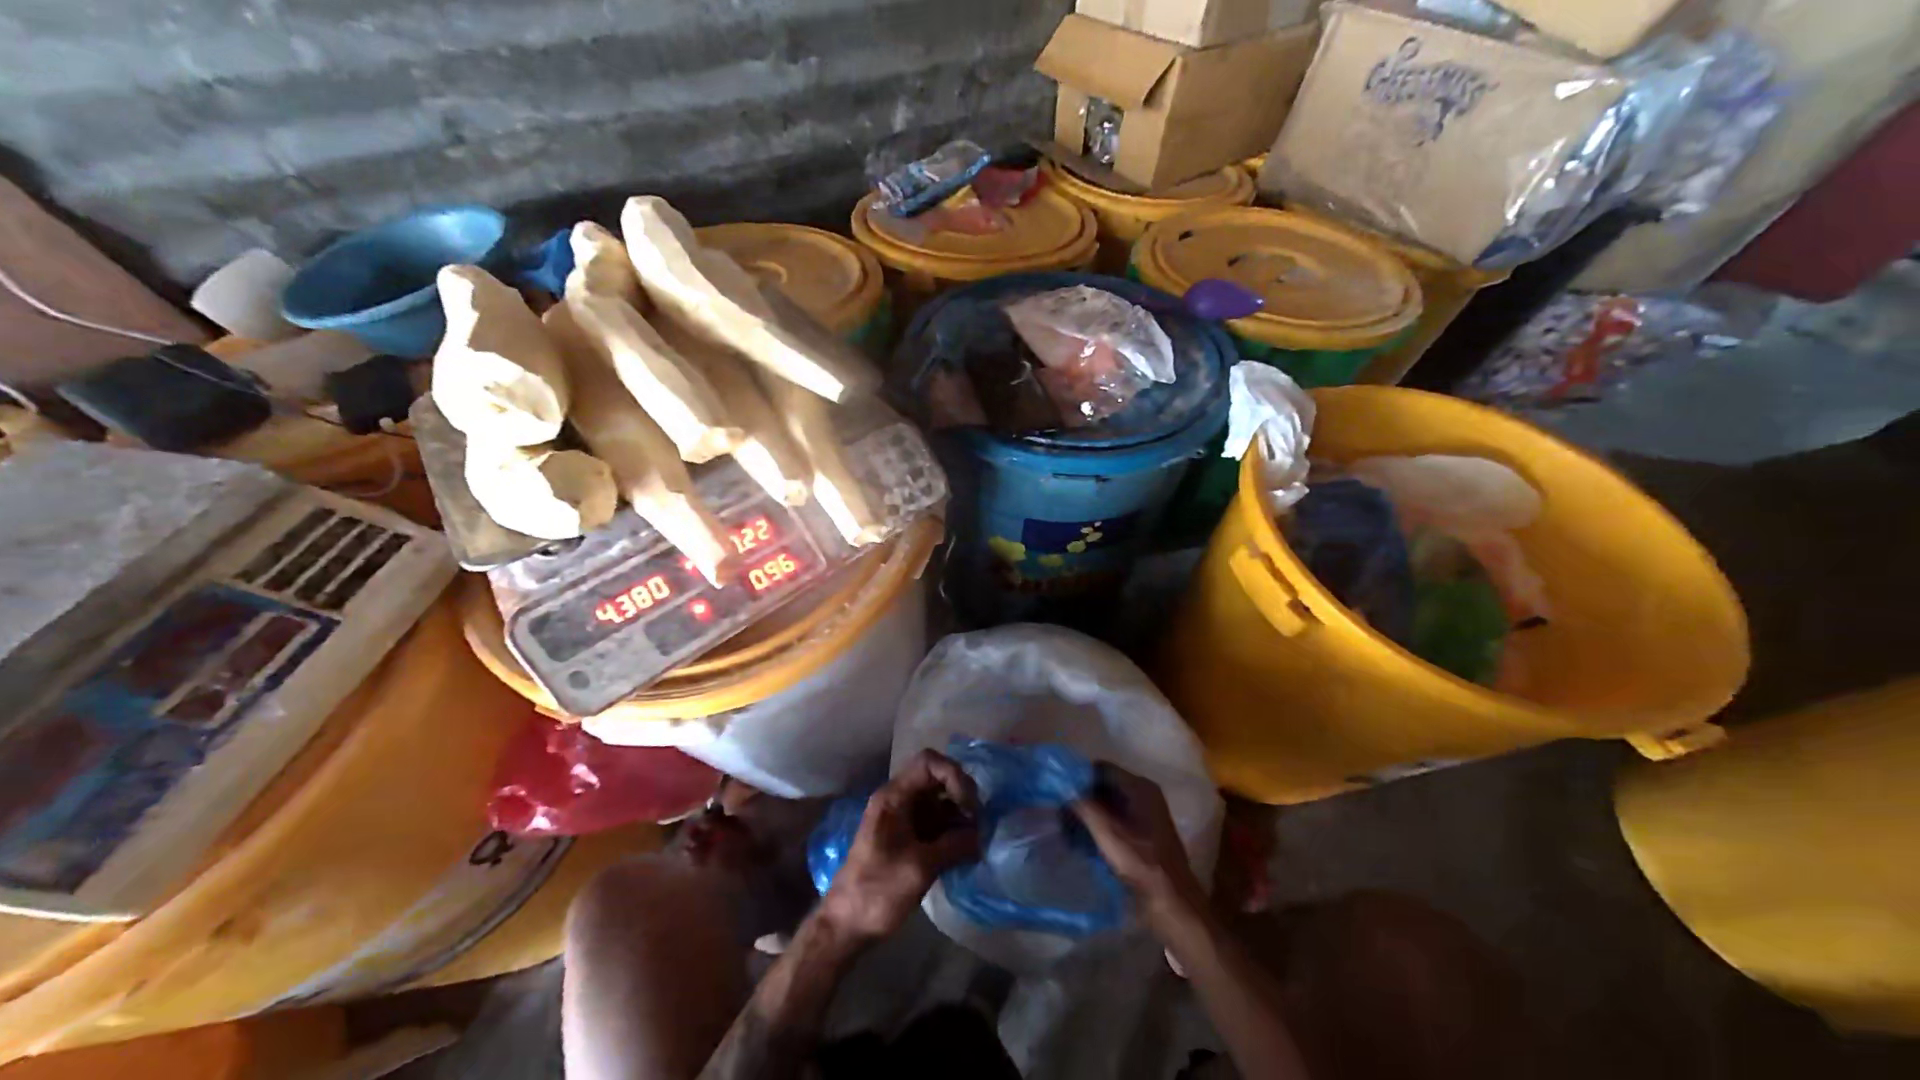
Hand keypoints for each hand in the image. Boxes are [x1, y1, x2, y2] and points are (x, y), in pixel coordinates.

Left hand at [817, 750, 980, 944]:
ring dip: (961, 818)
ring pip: (940, 802)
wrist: (847, 925)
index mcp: (893, 798)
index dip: (954, 775)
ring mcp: (903, 819)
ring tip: (976, 842)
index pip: (929, 762)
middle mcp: (898, 801)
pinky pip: (936, 823)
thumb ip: (954, 845)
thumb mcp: (920, 867)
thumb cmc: (878, 891)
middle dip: (962, 797)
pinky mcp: (908, 839)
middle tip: (978, 825)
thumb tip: (980, 836)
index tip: (968, 806)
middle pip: (938, 779)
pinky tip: (967, 852)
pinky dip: (953, 832)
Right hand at [1072, 764, 1203, 917]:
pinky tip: (1083, 841)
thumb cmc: (1140, 861)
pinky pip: (1116, 818)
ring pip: (1109, 803)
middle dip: (1081, 797)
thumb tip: (1063, 786)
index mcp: (1140, 787)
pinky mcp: (1144, 831)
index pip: (1101, 768)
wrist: (1171, 899)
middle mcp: (1145, 793)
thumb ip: (1084, 805)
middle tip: (1060, 813)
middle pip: (1105, 785)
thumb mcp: (1107, 832)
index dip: (1079, 777)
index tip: (1058, 792)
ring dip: (1088, 813)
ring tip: (1067, 829)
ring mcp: (1146, 813)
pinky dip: (1099, 825)